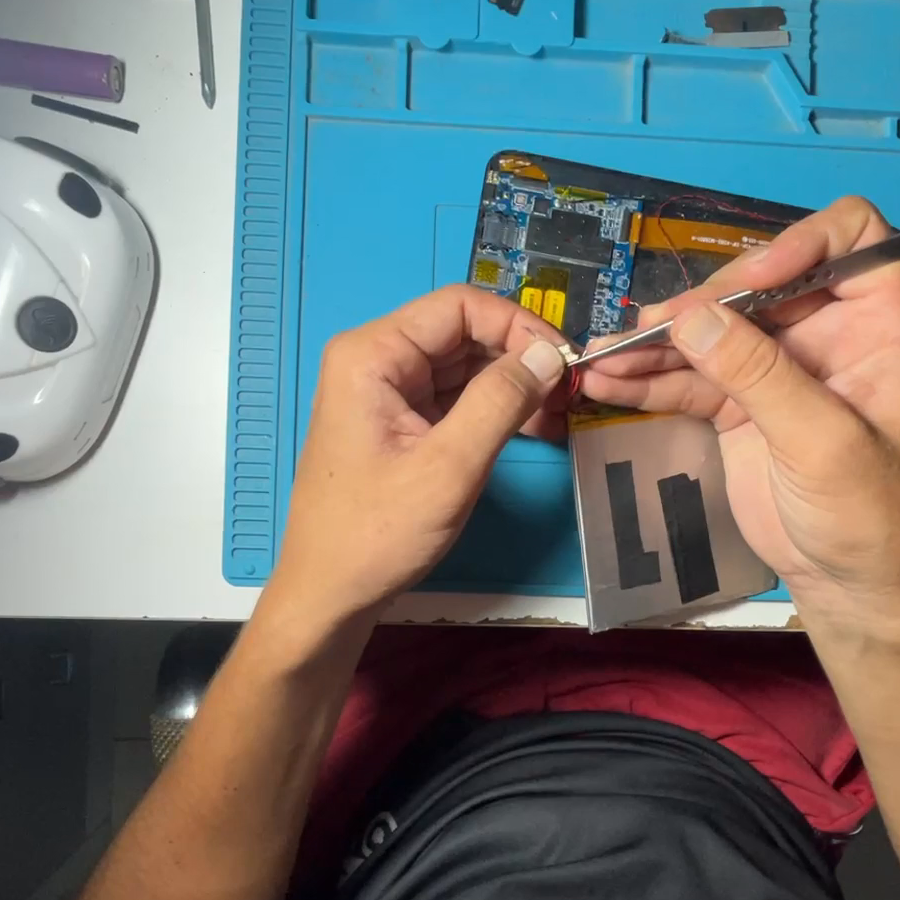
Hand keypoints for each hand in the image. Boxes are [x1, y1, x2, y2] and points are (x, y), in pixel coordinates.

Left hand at [268, 284, 569, 624]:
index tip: (564, 361)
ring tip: (559, 415)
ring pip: (463, 367)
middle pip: (462, 333)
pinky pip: (453, 400)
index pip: (459, 306)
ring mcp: (385, 393)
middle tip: (570, 394)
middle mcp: (375, 361)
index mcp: (373, 354)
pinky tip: (532, 428)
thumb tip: (548, 355)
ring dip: (512, 386)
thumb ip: (501, 402)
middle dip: (519, 358)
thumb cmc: (379, 533)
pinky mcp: (397, 423)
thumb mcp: (448, 467)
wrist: (330, 593)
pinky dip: (493, 410)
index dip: (518, 324)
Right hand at [580, 197, 899, 640]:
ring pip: (711, 333)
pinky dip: (647, 380)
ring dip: (657, 343)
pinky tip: (607, 382)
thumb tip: (691, 320)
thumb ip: (760, 376)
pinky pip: (687, 378)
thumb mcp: (824, 442)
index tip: (746, 286)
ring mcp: (775, 369)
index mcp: (881, 326)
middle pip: (759, 285)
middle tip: (655, 328)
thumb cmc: (872, 514)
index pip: (851, 240)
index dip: (798, 247)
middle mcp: (825, 334)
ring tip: (605, 356)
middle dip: (702, 304)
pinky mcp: (736, 405)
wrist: (848, 582)